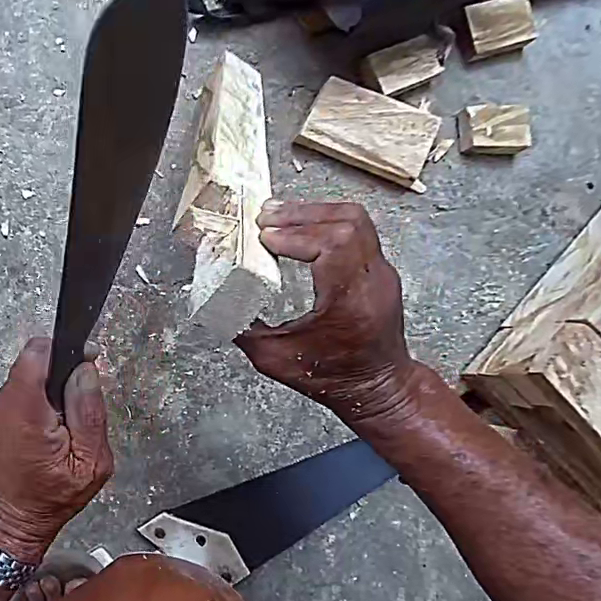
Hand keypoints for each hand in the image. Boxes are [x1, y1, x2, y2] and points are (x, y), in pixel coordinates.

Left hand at [0, 338, 113, 562]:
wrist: (15, 520)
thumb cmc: (51, 496)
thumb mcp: (90, 461)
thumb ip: (89, 411)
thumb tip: (85, 371)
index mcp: (25, 412)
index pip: (38, 353)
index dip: (65, 352)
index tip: (84, 363)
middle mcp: (2, 405)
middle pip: (37, 363)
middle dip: (62, 378)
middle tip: (78, 408)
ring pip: (31, 377)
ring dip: (52, 393)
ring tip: (63, 427)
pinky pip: (22, 392)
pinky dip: (40, 403)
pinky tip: (50, 430)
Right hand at [235, 201, 419, 424]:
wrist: (377, 388)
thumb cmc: (333, 379)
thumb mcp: (277, 359)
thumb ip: (245, 329)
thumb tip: (218, 303)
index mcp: (352, 304)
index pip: (333, 245)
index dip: (295, 235)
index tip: (265, 237)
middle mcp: (374, 282)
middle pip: (347, 223)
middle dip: (301, 215)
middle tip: (266, 218)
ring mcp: (382, 273)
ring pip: (357, 220)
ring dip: (316, 212)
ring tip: (280, 216)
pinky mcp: (381, 270)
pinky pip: (360, 230)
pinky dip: (329, 221)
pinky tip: (303, 227)